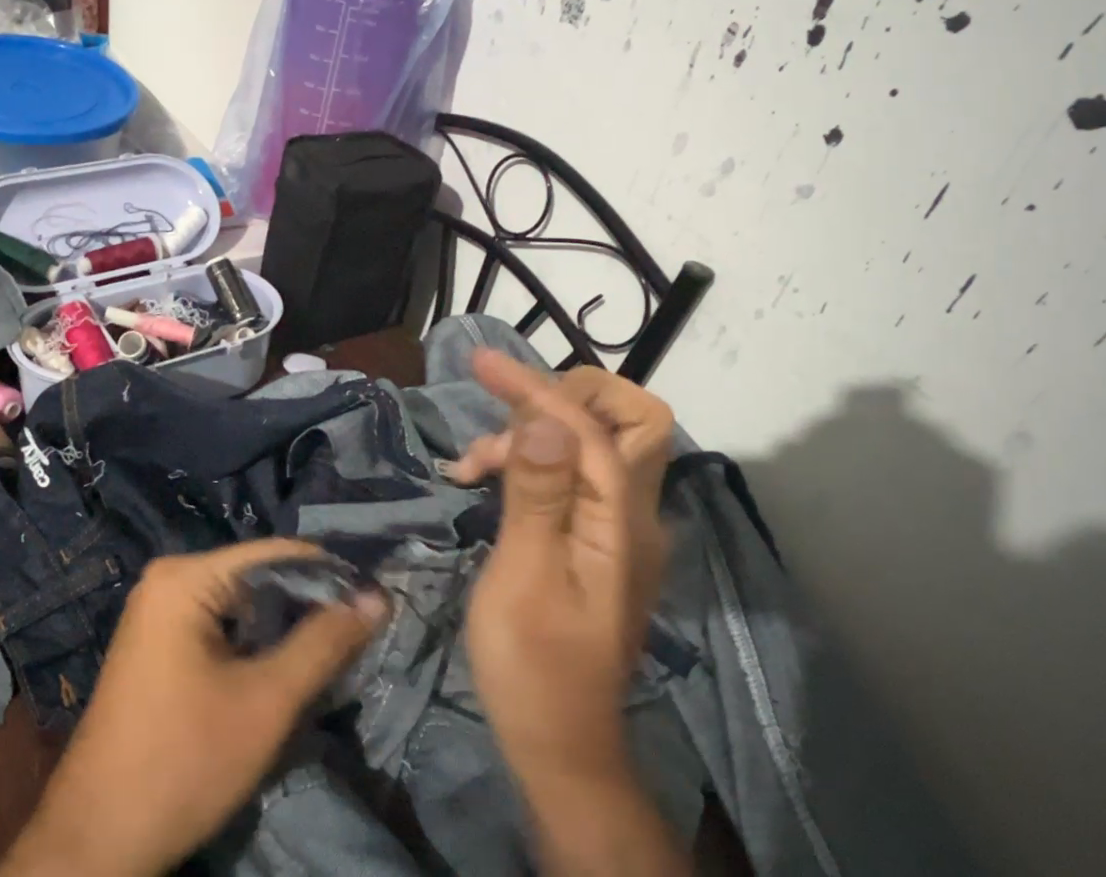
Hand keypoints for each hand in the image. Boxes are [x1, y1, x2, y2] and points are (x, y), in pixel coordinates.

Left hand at [0, 539, 387, 876]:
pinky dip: (257, 643)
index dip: (333, 575)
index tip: (379, 604)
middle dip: (310, 603)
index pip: (278, 553)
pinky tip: (287, 668)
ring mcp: (157, 613)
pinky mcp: (157, 644)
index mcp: (184, 578)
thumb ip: (324, 643)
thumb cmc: (185, 760)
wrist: (101, 834)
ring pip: (242, 604)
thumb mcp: (267, 701)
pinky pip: (221, 626)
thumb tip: (377, 597)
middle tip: (362, 634)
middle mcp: (166, 581)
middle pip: (258, 576)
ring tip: (335, 653)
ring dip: (286, 627)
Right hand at [462, 355, 674, 784]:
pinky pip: (576, 478)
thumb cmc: (532, 663)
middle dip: (562, 399)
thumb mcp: (525, 576)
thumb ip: (537, 495)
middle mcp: (634, 516)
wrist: (557, 741)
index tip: (481, 365)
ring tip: (470, 467)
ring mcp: (618, 530)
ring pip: (596, 447)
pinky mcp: (595, 544)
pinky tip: (488, 482)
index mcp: (623, 522)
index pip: (589, 429)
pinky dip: (535, 464)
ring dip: (536, 436)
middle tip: (499, 420)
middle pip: (629, 421)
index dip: (537, 389)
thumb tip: (543, 420)